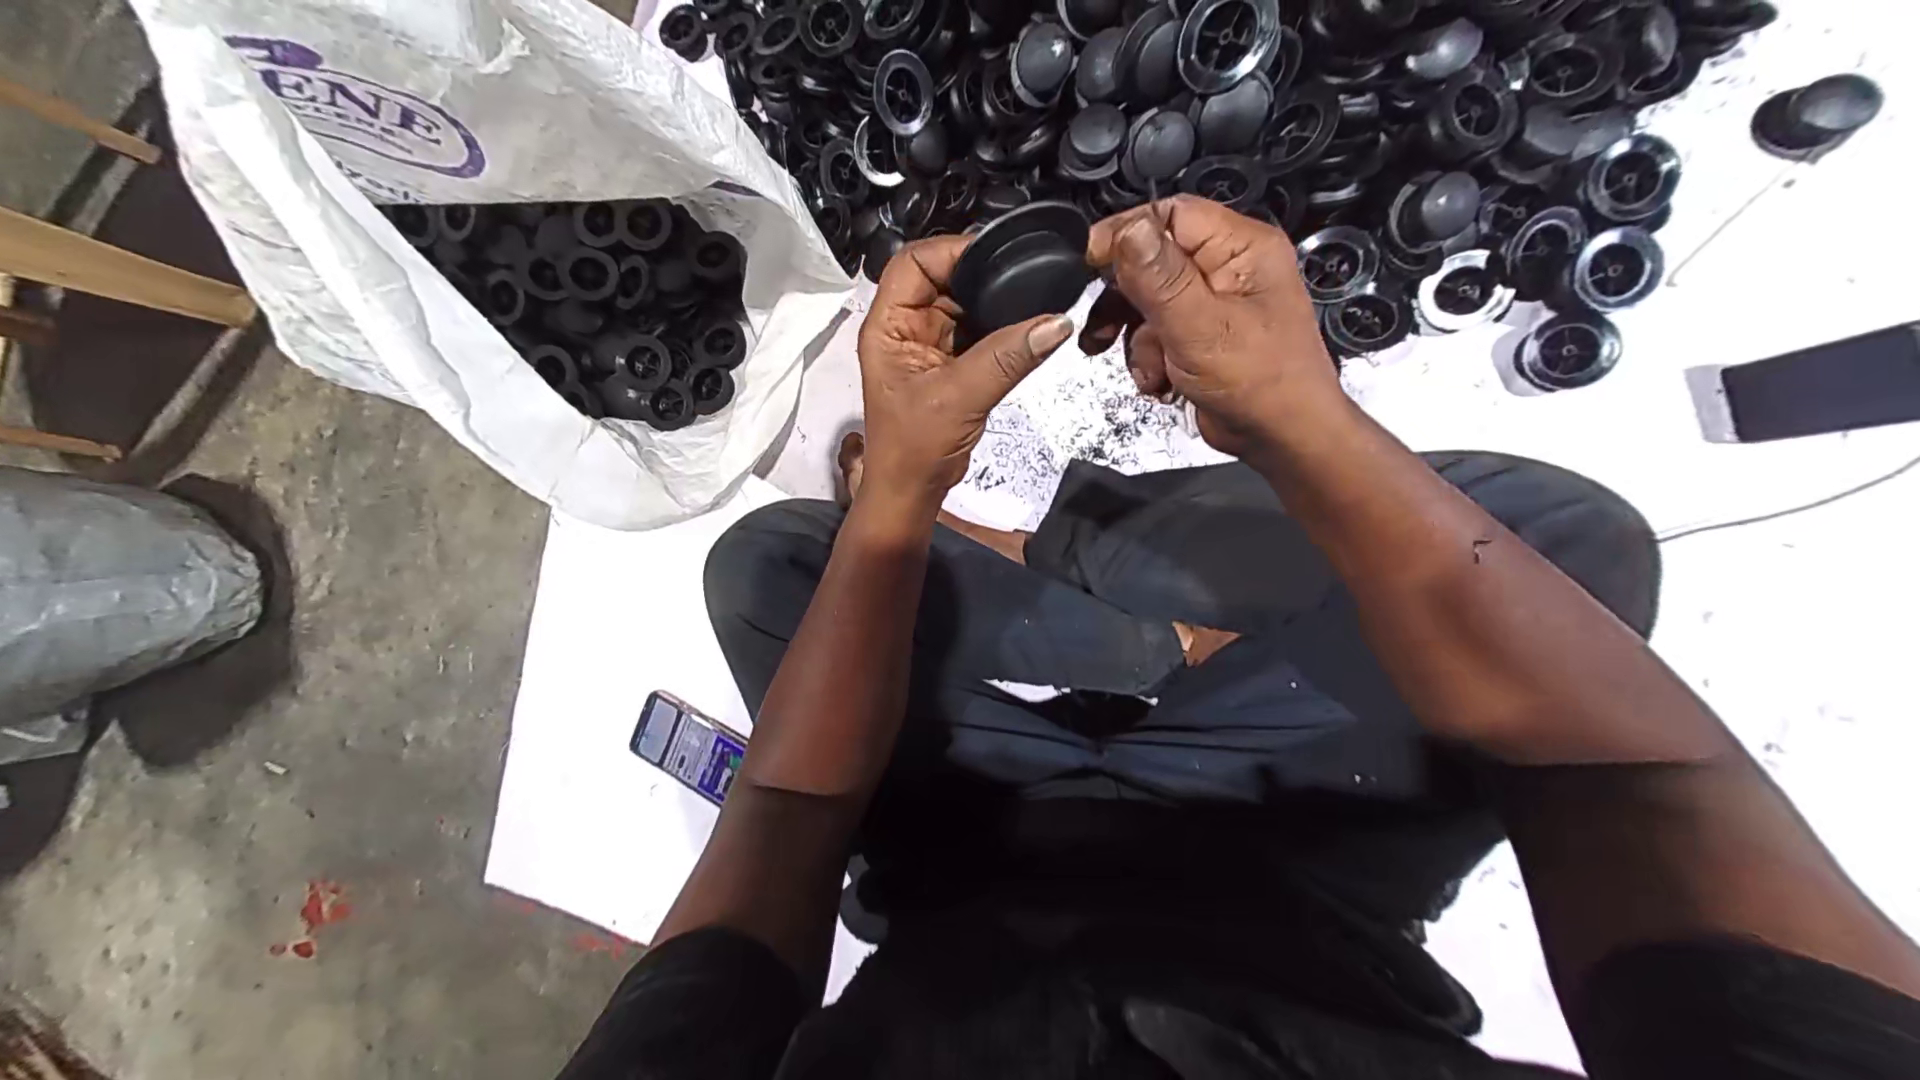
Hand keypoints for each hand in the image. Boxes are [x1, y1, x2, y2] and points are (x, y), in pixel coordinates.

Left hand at [856, 235, 1074, 501]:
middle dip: (981, 276)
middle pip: (942, 278)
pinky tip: (1024, 325)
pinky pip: (978, 332)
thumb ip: (1008, 357)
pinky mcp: (951, 364)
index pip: (913, 263)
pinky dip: (1001, 328)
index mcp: (888, 326)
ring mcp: (929, 346)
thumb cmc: (915, 449)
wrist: (914, 491)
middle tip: (1023, 275)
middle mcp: (905, 328)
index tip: (996, 255)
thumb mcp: (960, 397)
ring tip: (1029, 297)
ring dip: (994, 302)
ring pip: (963, 305)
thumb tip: (1057, 323)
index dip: (952, 251)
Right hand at [1083, 196, 1341, 457]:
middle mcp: (1226, 270)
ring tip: (1149, 368)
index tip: (1091, 262)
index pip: (1170, 215)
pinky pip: (1153, 335)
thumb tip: (1129, 229)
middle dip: (1124, 301)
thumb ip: (1160, 278)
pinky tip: (1160, 380)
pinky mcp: (1197, 336)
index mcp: (1240, 249)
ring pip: (1146, 305)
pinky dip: (1148, 359)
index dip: (1125, 235)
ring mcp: (1210, 305)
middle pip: (1151, 262)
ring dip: (1136, 340)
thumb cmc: (1262, 384)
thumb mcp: (1200, 327)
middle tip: (1104, 327)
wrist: (1280, 437)